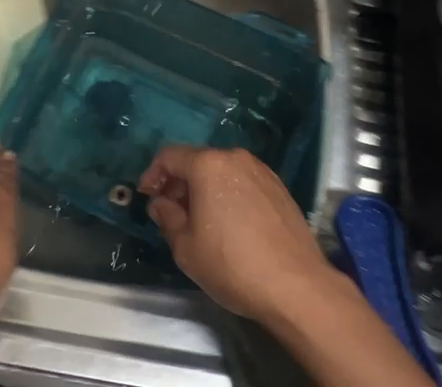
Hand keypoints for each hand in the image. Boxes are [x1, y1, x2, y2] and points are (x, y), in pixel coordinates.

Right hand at [137, 145, 336, 320]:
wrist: (295, 284)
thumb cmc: (231, 265)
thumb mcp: (186, 248)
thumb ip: (168, 218)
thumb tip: (161, 203)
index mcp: (209, 165)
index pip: (170, 156)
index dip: (153, 174)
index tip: (146, 196)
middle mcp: (236, 158)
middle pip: (198, 161)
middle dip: (179, 183)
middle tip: (170, 211)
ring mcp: (262, 171)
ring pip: (222, 171)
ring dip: (204, 188)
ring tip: (198, 220)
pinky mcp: (279, 188)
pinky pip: (243, 182)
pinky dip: (228, 193)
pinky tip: (229, 223)